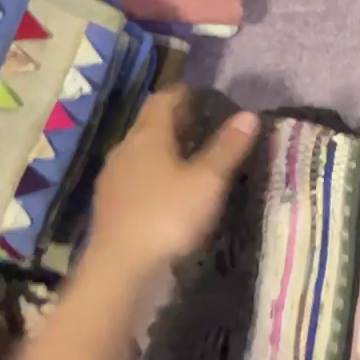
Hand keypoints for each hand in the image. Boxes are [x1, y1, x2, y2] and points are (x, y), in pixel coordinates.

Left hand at [86, 86, 258, 273]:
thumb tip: (248, 115)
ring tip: (191, 161)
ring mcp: (113, 177)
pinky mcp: (110, 203)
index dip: (184, 94)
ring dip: (165, 151)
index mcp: (148, 135)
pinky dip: (154, 175)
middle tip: (206, 128)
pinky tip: (169, 192)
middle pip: (150, 125)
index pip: (163, 100)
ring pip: (141, 152)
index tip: (205, 97)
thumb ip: (227, 148)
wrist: (121, 265)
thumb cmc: (168, 216)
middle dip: (177, 122)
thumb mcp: (207, 182)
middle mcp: (125, 148)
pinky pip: (135, 177)